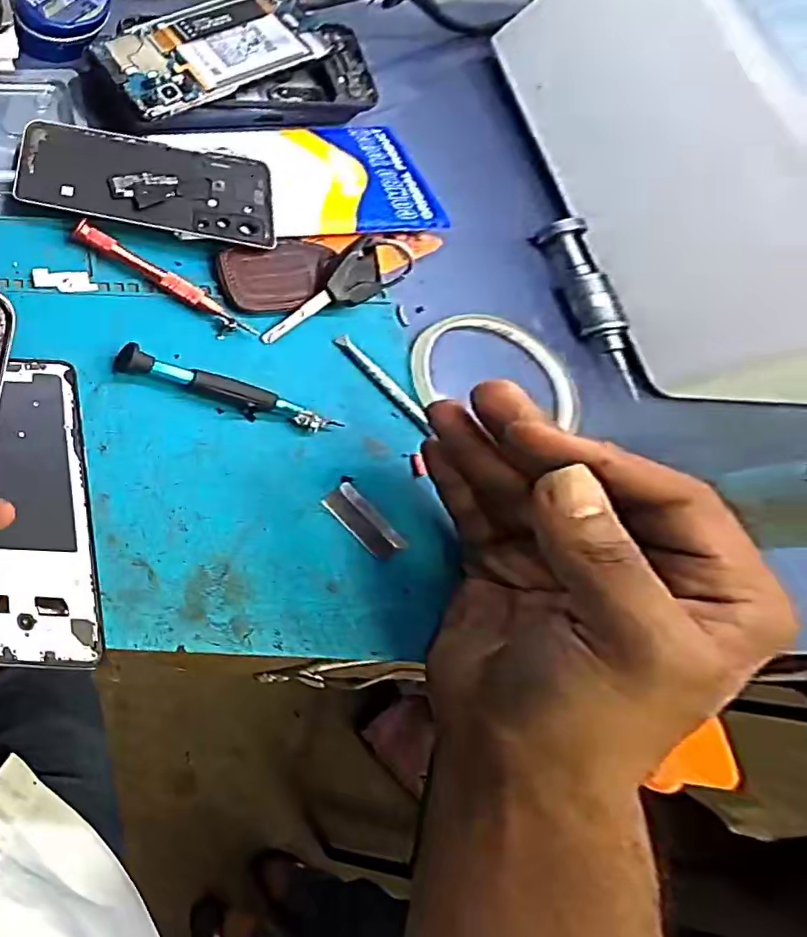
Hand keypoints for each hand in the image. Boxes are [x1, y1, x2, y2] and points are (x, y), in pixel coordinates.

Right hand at [422, 381, 795, 789]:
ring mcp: (560, 562)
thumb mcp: (623, 638)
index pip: (664, 500)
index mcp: (708, 587)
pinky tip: (438, 451)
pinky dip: (459, 482)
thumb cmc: (593, 710)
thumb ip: (599, 556)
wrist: (507, 749)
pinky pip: (482, 513)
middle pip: (582, 485)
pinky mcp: (501, 565)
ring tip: (444, 412)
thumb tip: (565, 478)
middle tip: (483, 397)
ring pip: (521, 493)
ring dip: (482, 453)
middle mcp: (636, 564)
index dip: (600, 461)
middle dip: (530, 441)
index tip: (532, 435)